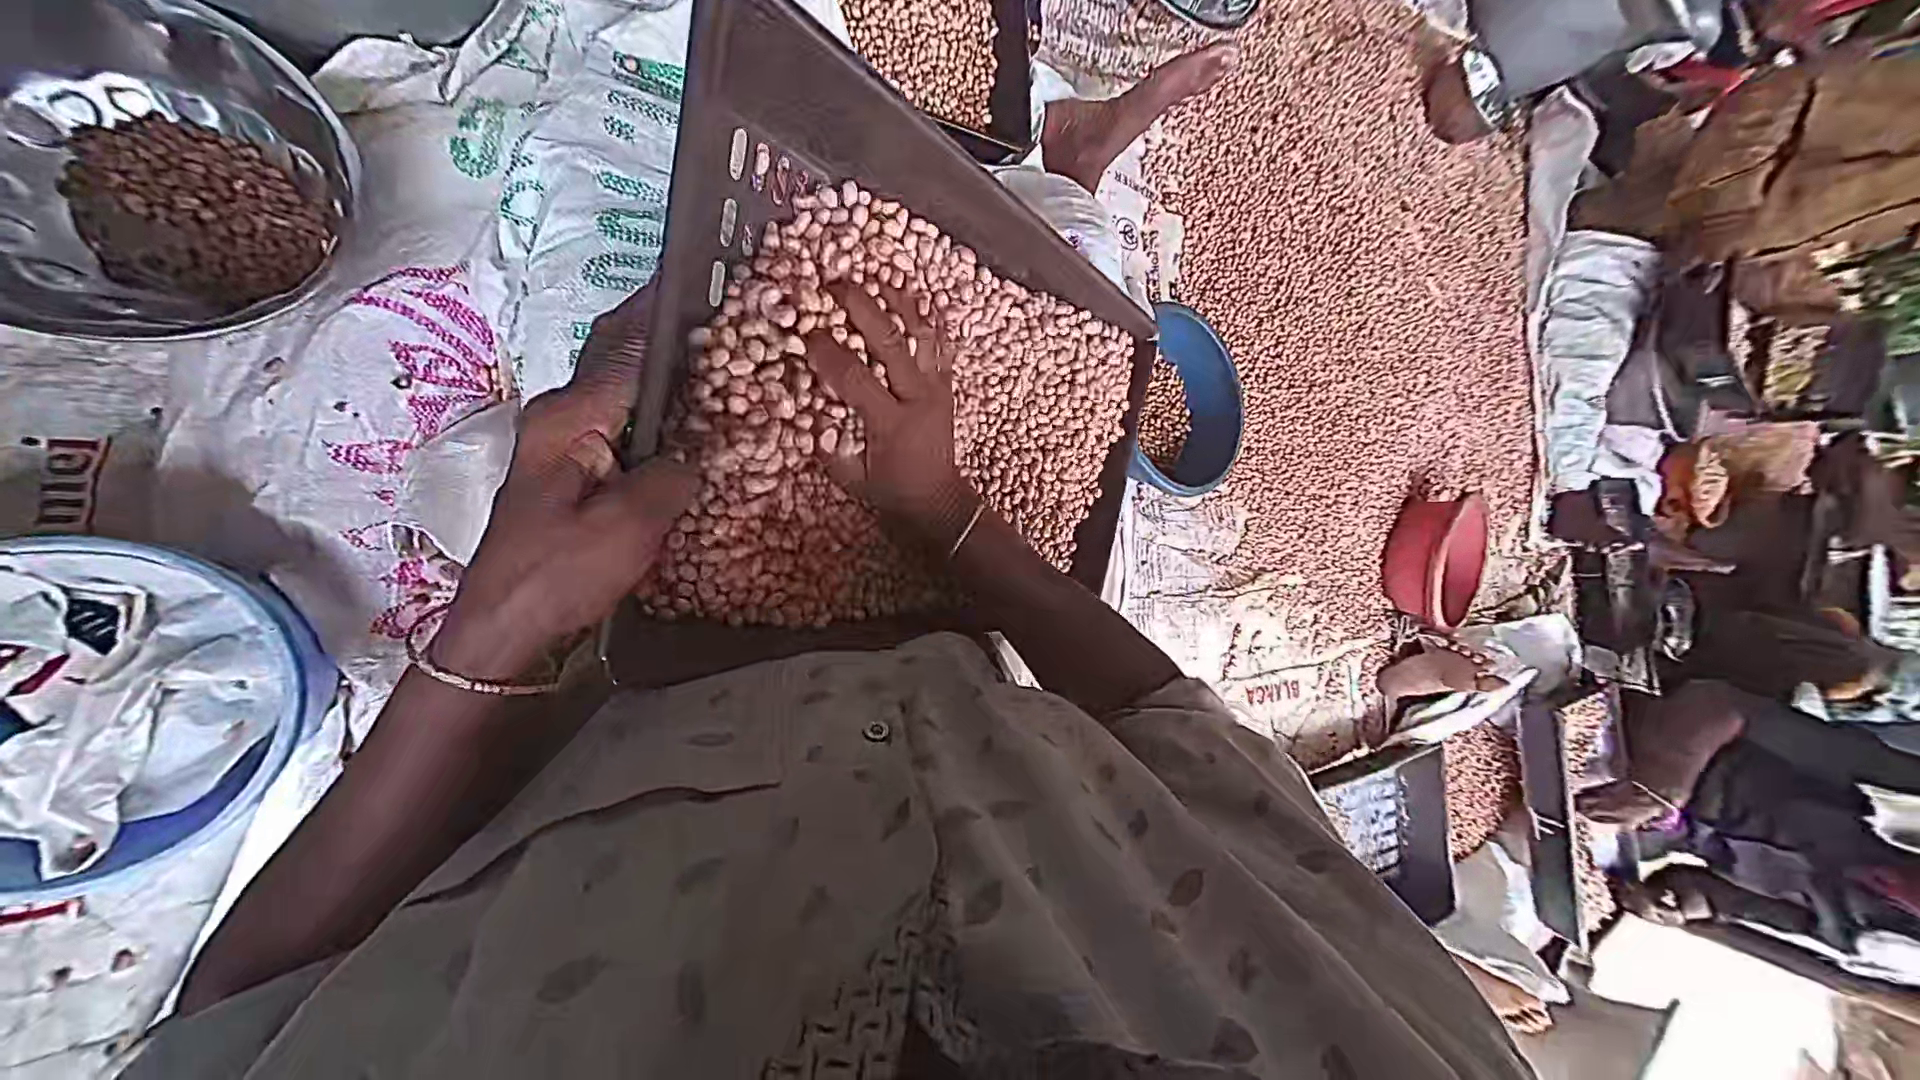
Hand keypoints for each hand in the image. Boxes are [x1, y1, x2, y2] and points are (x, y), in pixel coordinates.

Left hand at [434, 283, 697, 680]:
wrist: (505, 628)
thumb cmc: (561, 573)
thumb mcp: (628, 525)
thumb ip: (671, 477)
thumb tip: (698, 451)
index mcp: (572, 419)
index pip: (626, 348)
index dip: (660, 310)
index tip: (692, 275)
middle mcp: (561, 419)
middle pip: (614, 356)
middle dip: (656, 325)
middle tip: (709, 309)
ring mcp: (562, 445)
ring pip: (616, 388)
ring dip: (655, 365)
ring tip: (705, 354)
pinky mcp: (570, 472)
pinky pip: (619, 422)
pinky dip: (651, 407)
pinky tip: (683, 419)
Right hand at [803, 281, 979, 550]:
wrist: (938, 498)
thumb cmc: (890, 488)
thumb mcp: (851, 476)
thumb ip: (826, 445)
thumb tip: (805, 407)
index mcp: (891, 422)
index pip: (854, 376)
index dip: (827, 352)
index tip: (806, 333)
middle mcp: (918, 398)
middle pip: (890, 340)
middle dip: (860, 307)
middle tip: (834, 284)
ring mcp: (937, 388)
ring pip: (922, 333)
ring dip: (898, 302)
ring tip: (875, 279)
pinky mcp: (946, 385)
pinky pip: (939, 344)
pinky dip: (926, 319)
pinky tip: (912, 299)